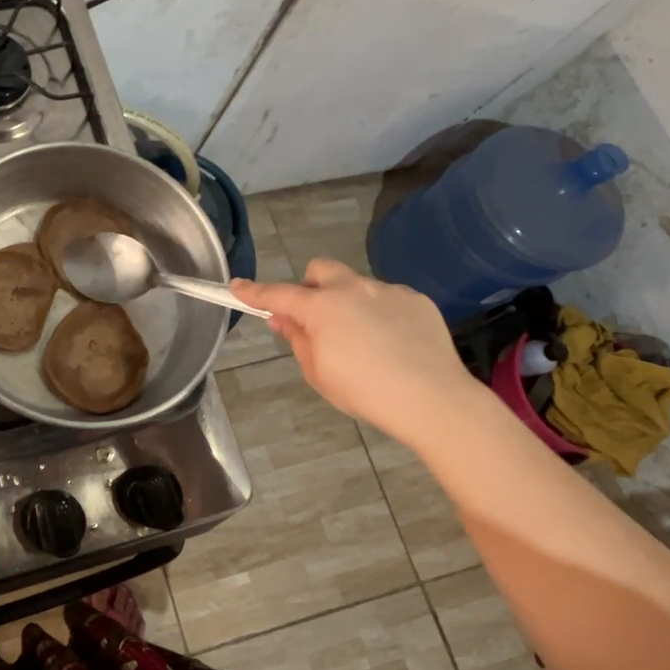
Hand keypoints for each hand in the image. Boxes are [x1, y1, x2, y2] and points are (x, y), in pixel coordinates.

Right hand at [231, 260, 483, 441]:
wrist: (432, 398)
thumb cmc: (365, 391)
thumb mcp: (318, 373)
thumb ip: (298, 340)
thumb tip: (287, 319)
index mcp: (322, 307)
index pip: (277, 295)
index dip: (254, 292)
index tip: (237, 287)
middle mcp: (352, 288)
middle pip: (320, 271)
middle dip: (310, 288)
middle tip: (315, 319)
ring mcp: (387, 291)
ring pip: (356, 286)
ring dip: (348, 305)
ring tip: (364, 343)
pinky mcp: (416, 300)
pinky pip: (387, 300)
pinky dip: (381, 315)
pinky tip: (393, 345)